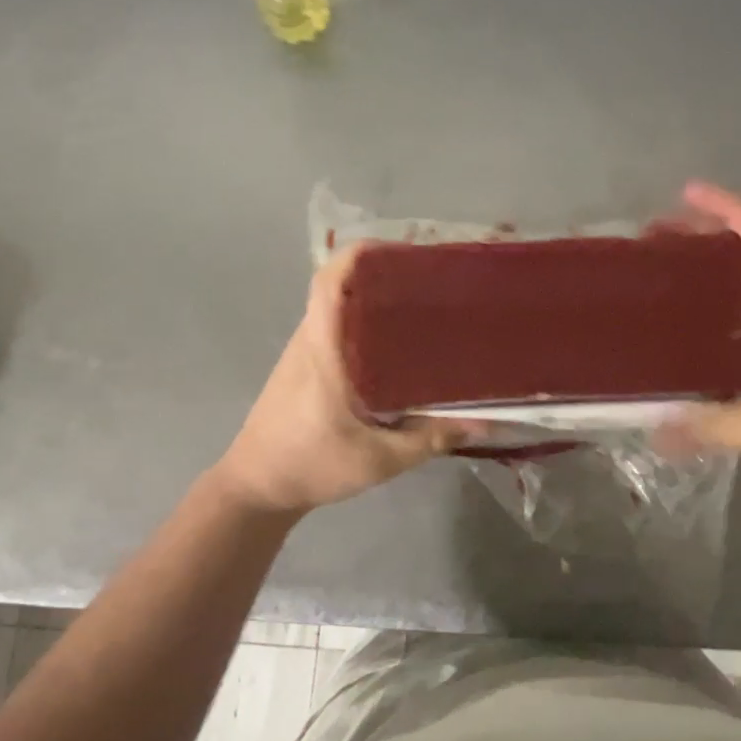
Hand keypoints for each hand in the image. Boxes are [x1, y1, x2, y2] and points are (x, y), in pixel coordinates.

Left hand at [213, 245, 472, 515]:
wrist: (256, 489)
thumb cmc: (311, 466)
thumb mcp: (379, 459)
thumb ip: (429, 439)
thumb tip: (483, 423)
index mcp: (322, 350)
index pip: (330, 281)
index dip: (360, 254)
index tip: (402, 251)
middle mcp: (309, 341)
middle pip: (338, 286)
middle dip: (380, 274)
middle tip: (429, 282)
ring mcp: (302, 354)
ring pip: (336, 308)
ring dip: (371, 299)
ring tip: (420, 307)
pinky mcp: (303, 370)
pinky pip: (334, 330)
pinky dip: (362, 324)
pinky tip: (395, 347)